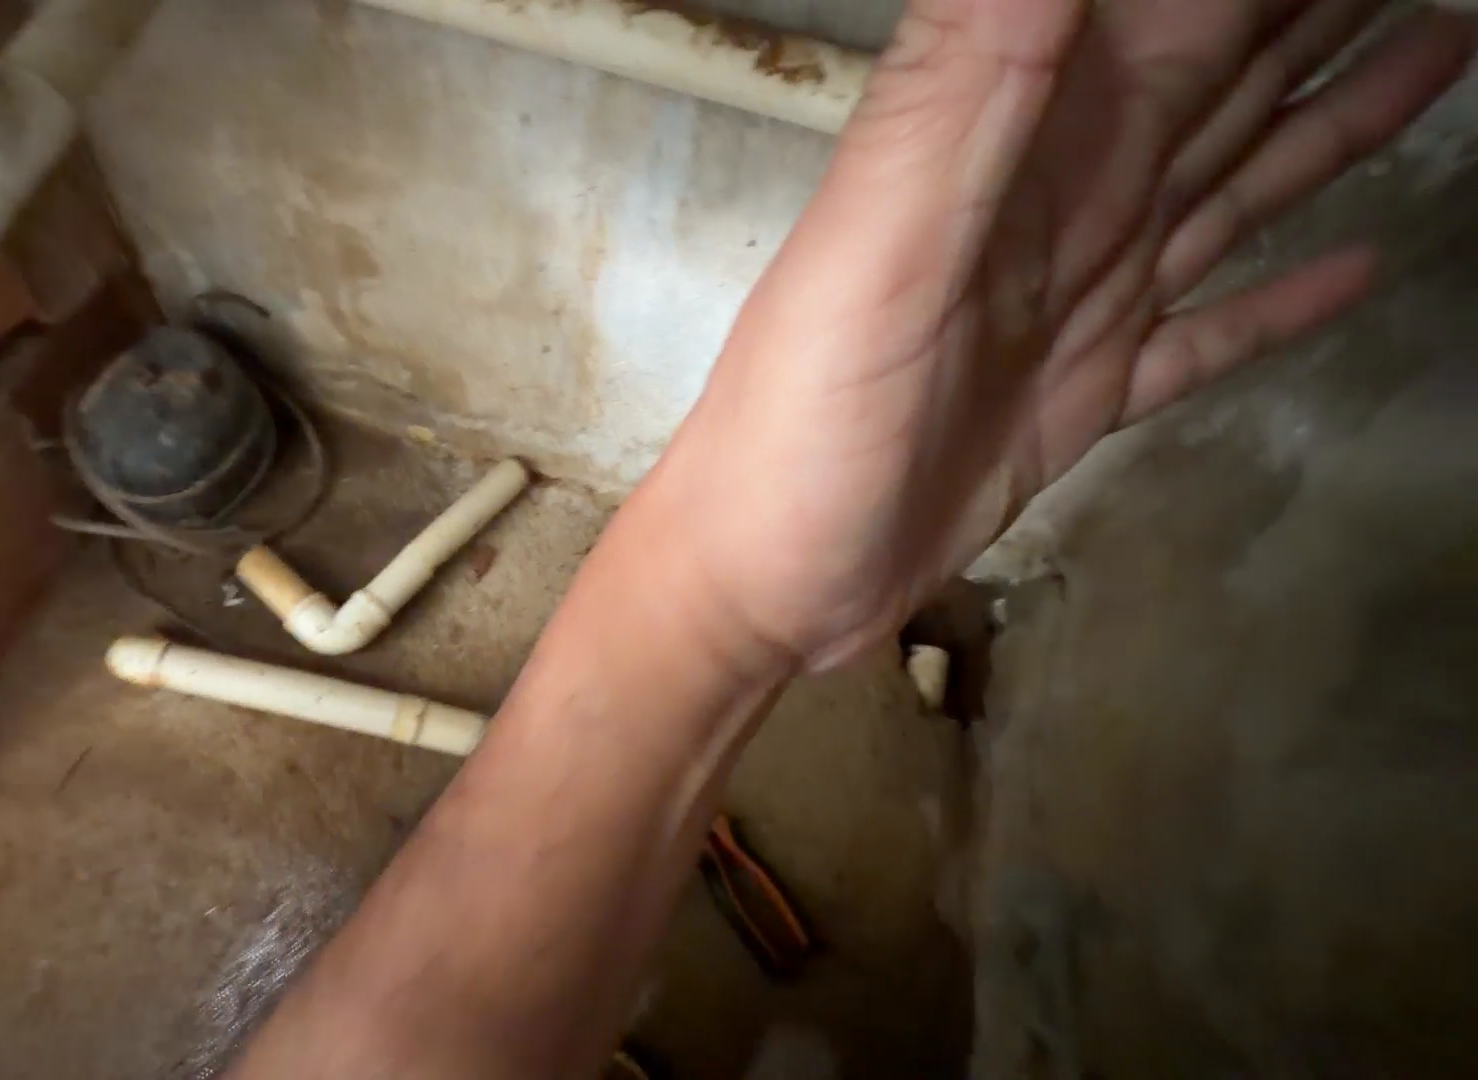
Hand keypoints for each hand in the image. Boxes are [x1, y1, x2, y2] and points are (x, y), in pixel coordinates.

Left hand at [651, 0, 1473, 669]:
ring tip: (1451, 42)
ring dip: (1329, 121)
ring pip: (1222, 188)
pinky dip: (1272, 306)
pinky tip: (1362, 265)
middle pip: (1208, 72)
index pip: (1141, 8)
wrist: (765, 576)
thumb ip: (953, 93)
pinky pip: (1196, 338)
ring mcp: (1060, 315)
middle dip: (1309, 9)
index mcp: (991, 162)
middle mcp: (1038, 220)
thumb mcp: (869, 254)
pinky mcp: (1071, 404)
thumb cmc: (796, 432)